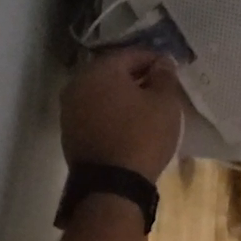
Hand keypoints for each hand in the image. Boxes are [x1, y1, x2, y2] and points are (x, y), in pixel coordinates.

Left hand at [61, 48, 184, 181]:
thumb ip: (164, 76)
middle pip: (113, 72)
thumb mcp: (164, 103)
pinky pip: (94, 112)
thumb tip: (162, 62)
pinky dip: (110, 112)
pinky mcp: (69, 131)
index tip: (171, 71)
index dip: (154, 60)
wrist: (111, 186)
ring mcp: (69, 108)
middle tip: (159, 89)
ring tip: (145, 108)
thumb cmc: (142, 137)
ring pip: (101, 92)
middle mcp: (78, 83)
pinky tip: (127, 124)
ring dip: (122, 95)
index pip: (131, 54)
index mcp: (100, 70)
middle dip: (136, 77)